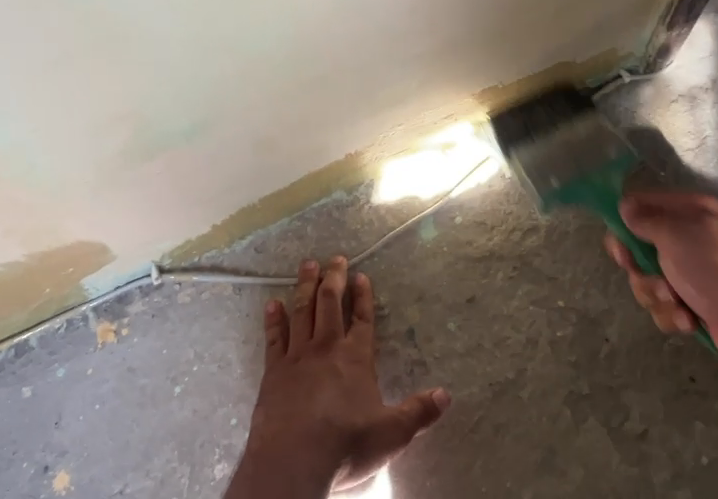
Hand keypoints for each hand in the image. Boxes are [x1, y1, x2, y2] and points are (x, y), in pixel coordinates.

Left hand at [233, 257, 449, 494]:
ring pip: (301, 312)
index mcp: (356, 358)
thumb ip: (418, 412)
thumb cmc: (346, 445)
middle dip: (333, 279)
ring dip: (305, 287)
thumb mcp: (392, 433)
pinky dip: (273, 320)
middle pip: (330, 304)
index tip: (361, 275)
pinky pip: (274, 338)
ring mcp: (297, 357)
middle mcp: (326, 349)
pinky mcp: (273, 372)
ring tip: (307, 265)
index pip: (362, 319)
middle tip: (334, 258)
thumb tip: (446, 395)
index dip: (363, 296)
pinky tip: (271, 304)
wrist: (293, 460)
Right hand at [605, 190, 717, 373]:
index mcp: (690, 212)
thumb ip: (644, 219)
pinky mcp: (691, 303)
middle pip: (639, 249)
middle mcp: (689, 238)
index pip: (643, 206)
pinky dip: (672, 314)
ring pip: (647, 281)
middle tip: (652, 278)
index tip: (620, 248)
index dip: (625, 226)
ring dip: (657, 295)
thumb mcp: (674, 235)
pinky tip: (689, 319)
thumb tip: (624, 206)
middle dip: (641, 271)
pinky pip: (663, 305)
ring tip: (676, 302)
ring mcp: (690, 273)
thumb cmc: (713, 268)